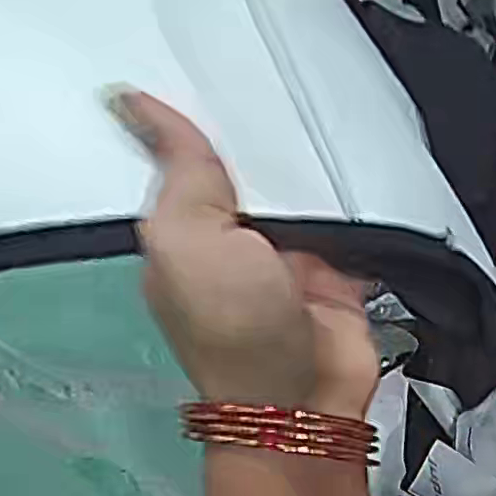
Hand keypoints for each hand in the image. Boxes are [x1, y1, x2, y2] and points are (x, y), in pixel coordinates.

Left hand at [108, 89, 378, 418]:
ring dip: (314, 188)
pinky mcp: (338, 286)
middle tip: (274, 127)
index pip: (190, 164)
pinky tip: (351, 205)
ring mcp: (291, 269)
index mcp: (188, 237)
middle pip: (254, 178)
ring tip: (317, 165)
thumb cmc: (237, 339)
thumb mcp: (185, 240)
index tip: (214, 93)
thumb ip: (179, 172)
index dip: (200, 129)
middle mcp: (240, 251)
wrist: (306, 402)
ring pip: (305, 203)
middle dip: (266, 155)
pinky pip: (350, 236)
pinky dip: (355, 223)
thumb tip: (140, 107)